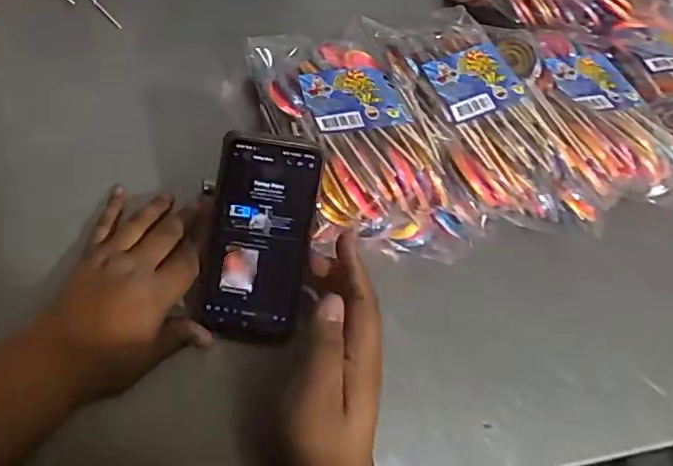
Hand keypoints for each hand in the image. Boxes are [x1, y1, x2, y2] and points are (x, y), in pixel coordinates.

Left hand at [26, 187, 213, 403]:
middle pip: (168, 234)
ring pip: (140, 223)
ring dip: (157, 207)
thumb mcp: (147, 357)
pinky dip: (112, 207)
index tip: (214, 226)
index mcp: (156, 292)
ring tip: (170, 196)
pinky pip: (103, 225)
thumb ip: (178, 337)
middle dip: (186, 217)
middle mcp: (137, 266)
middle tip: (200, 202)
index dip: (202, 242)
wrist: (54, 359)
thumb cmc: (105, 363)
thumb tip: (209, 336)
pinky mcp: (90, 255)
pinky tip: (119, 190)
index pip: (188, 260)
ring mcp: (111, 257)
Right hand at [286, 233, 381, 465]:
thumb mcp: (318, 390)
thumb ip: (325, 343)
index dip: (354, 265)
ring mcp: (354, 365)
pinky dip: (327, 304)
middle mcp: (364, 353)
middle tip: (312, 251)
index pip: (363, 299)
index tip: (344, 235)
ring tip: (307, 268)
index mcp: (363, 352)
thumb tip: (333, 295)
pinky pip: (339, 326)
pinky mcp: (341, 375)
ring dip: (333, 285)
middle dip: (341, 270)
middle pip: (358, 302)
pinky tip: (310, 304)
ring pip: (349, 313)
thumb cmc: (319, 437)